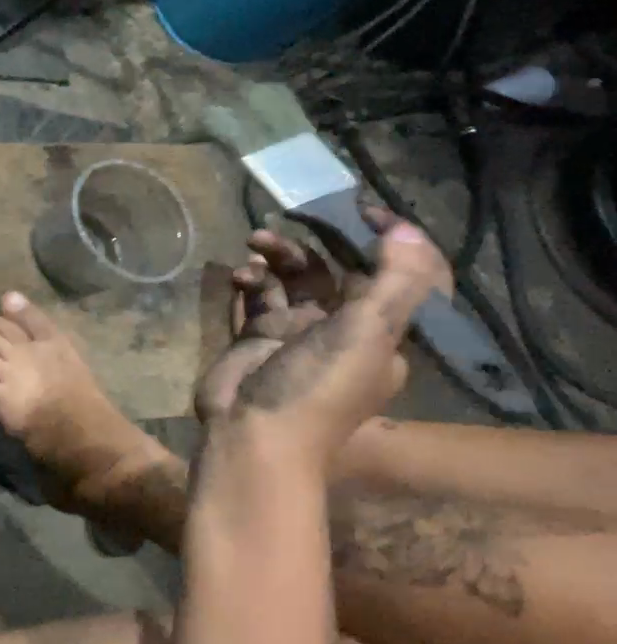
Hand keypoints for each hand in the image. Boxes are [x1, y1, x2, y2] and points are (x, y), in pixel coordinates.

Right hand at [205, 222, 442, 469]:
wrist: (253, 433)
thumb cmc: (317, 386)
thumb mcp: (370, 333)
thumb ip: (395, 280)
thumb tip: (404, 229)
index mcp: (383, 332)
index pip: (397, 275)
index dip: (387, 240)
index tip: (362, 210)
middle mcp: (341, 329)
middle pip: (336, 272)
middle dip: (318, 242)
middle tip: (292, 218)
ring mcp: (293, 334)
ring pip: (291, 281)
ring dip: (278, 256)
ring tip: (254, 243)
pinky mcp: (253, 339)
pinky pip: (255, 298)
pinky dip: (249, 280)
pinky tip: (239, 274)